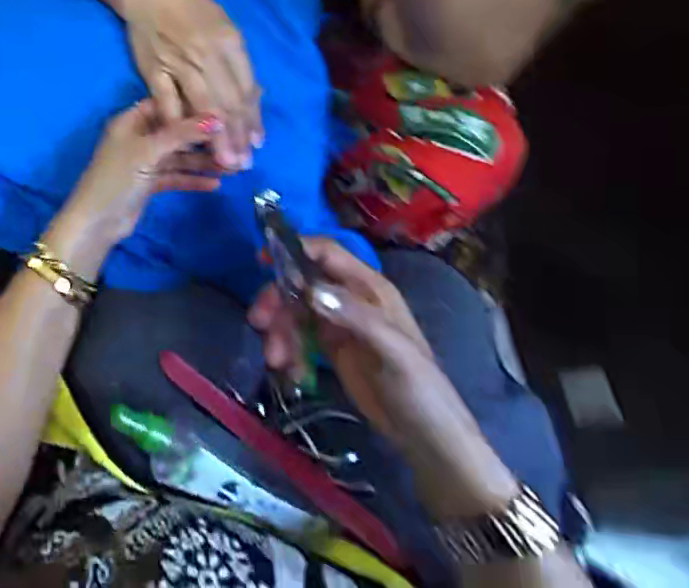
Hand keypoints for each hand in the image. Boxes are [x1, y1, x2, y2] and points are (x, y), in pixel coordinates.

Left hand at [46, 101, 227, 268]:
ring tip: (233, 166)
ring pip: (178, 156)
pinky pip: (175, 175)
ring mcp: (143, 160)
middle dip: (203, 138)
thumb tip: (218, 118)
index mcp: (130, 121)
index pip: (166, 105)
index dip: (192, 107)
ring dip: (202, 161)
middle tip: (234, 142)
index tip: (222, 110)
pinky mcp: (149, 182)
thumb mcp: (149, 151)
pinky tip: (216, 183)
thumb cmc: (118, 178)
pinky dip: (192, 178)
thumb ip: (182, 134)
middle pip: (175, 132)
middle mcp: (138, 137)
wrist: (97, 223)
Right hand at [120, 0, 261, 170]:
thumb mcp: (223, 24)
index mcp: (229, 41)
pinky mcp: (153, 70)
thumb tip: (253, 94)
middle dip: (239, 136)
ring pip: (203, 106)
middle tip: (245, 164)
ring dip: (216, 137)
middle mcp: (208, 54)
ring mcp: (179, 63)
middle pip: (228, 101)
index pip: (245, 87)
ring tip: (225, 162)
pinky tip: (187, 144)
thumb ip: (236, 59)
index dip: (253, 118)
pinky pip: (168, 102)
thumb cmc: (189, 6)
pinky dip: (179, 124)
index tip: (258, 144)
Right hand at [248, 238, 520, 516]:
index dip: (295, 248)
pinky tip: (294, 374)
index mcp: (369, 288)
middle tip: (259, 322)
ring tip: (277, 362)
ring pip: (294, 311)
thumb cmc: (420, 390)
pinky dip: (289, 351)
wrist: (429, 441)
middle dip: (277, 300)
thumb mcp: (392, 351)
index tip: (262, 258)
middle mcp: (350, 298)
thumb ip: (354, 316)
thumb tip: (310, 289)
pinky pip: (298, 337)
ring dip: (279, 331)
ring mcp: (338, 323)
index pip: (326, 253)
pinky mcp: (330, 347)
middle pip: (301, 283)